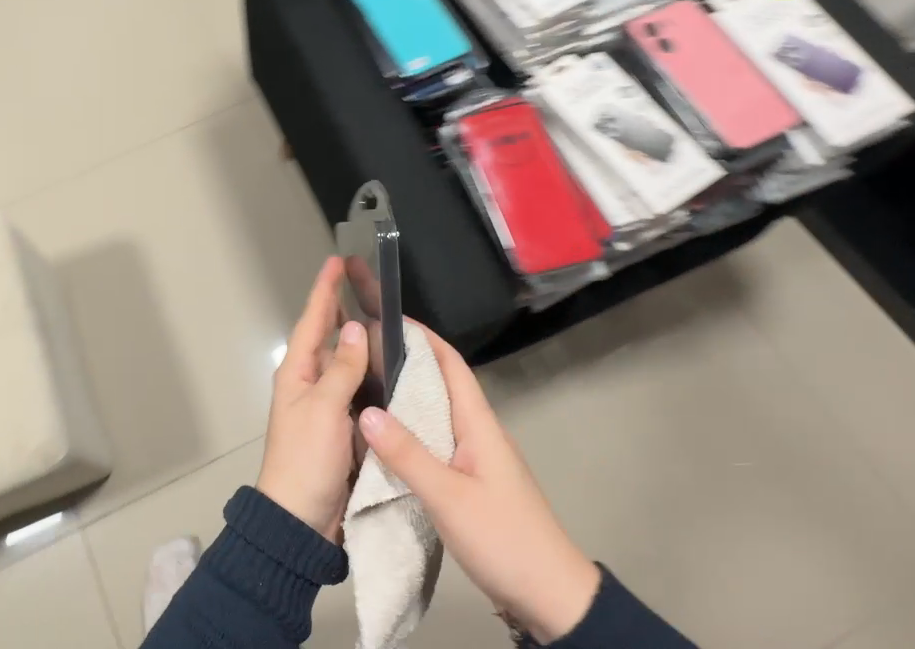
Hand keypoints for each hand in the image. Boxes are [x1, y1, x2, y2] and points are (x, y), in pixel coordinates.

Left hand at [256, 257, 370, 541]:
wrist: (300, 521)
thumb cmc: (306, 459)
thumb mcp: (324, 410)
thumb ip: (341, 369)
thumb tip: (352, 328)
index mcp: (298, 373)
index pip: (313, 321)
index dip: (325, 290)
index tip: (337, 261)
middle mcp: (310, 383)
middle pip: (328, 337)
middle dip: (344, 309)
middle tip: (368, 283)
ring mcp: (327, 406)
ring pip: (346, 363)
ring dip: (362, 341)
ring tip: (387, 317)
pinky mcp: (343, 429)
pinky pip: (359, 391)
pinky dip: (372, 375)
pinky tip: (393, 367)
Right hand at [358, 326, 600, 641]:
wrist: (551, 596)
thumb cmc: (503, 537)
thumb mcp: (448, 496)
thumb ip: (407, 454)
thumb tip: (367, 409)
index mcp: (479, 425)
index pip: (451, 365)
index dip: (423, 337)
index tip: (387, 316)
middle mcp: (479, 433)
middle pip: (442, 384)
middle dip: (407, 362)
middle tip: (363, 351)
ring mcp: (477, 460)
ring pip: (437, 414)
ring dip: (406, 396)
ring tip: (365, 387)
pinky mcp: (472, 484)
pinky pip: (436, 442)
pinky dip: (411, 431)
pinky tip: (386, 440)